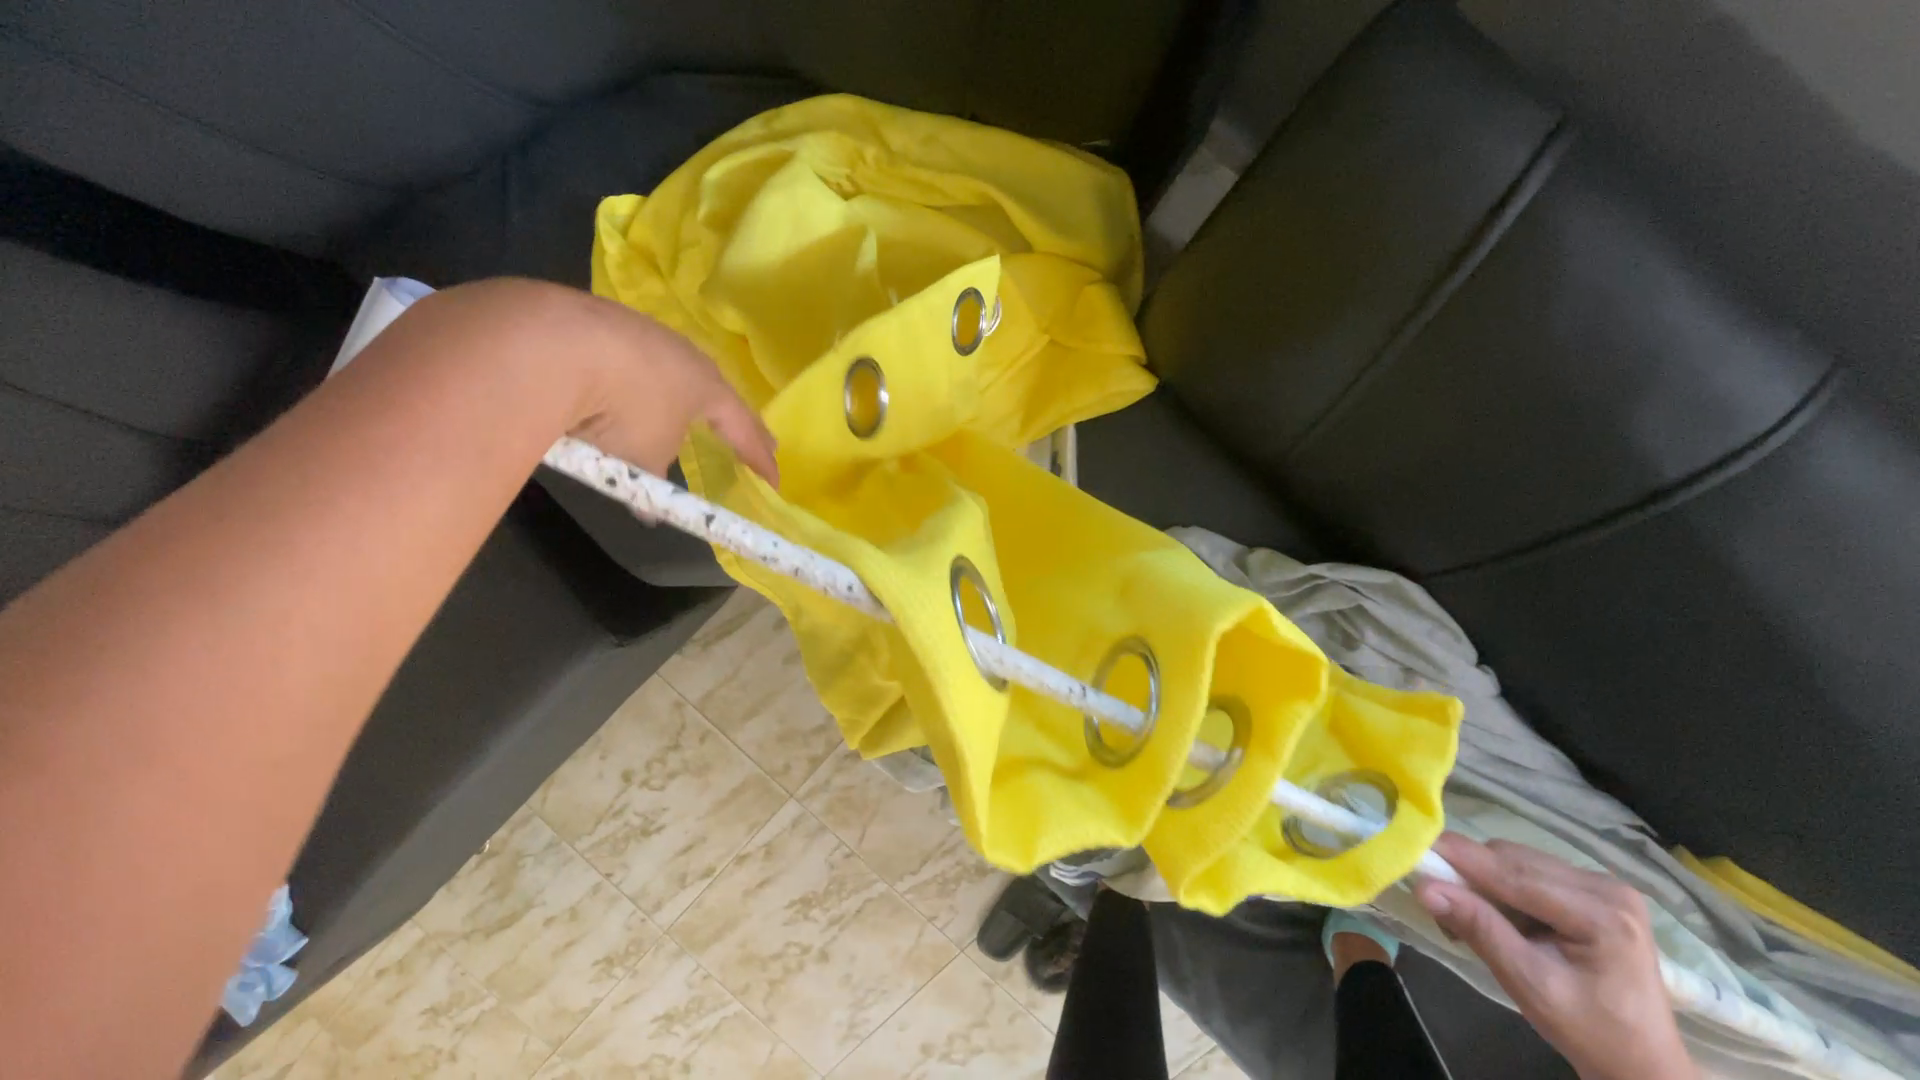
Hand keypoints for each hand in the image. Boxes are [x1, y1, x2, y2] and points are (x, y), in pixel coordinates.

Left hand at [408, 279, 777, 483]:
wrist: (556, 344)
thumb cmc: (621, 409)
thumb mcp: (642, 460)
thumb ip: (652, 483)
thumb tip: (649, 513)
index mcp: (707, 388)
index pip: (743, 427)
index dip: (759, 456)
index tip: (774, 478)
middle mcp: (684, 355)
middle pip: (715, 390)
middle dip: (730, 417)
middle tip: (747, 435)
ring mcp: (642, 332)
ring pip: (671, 368)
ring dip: (677, 392)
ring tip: (678, 408)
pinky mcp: (600, 321)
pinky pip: (628, 359)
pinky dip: (631, 379)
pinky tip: (618, 386)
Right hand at [1413, 834, 1696, 1079]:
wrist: (1640, 1062)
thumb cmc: (1588, 1030)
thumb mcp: (1529, 984)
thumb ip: (1480, 930)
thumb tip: (1425, 888)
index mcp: (1603, 913)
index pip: (1516, 875)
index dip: (1462, 859)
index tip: (1415, 848)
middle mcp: (1608, 886)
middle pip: (1517, 860)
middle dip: (1471, 872)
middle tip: (1435, 895)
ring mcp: (1605, 886)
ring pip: (1521, 862)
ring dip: (1485, 879)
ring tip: (1467, 911)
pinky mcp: (1596, 891)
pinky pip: (1533, 872)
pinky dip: (1504, 887)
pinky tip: (1499, 915)